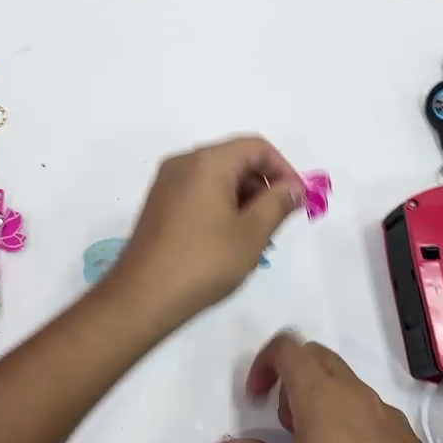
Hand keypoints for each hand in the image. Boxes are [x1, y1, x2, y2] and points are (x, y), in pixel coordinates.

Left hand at [103, 136, 302, 316]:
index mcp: (206, 161)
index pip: (256, 147)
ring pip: (216, 177)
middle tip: (278, 222)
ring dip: (243, 198)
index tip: (299, 200)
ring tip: (255, 236)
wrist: (143, 295)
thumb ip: (278, 203)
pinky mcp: (158, 203)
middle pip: (234, 159)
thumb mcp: (252, 233)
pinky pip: (198, 191)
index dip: (284, 169)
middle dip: (263, 185)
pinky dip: (220, 205)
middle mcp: (182, 163)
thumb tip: (294, 188)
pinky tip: (229, 239)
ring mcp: (166, 183)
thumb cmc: (204, 261)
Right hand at [212, 333, 442, 442]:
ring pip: (347, 384)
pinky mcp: (410, 439)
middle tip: (285, 424)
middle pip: (317, 356)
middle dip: (292, 377)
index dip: (264, 363)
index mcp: (322, 397)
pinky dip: (352, 422)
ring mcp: (389, 415)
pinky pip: (372, 412)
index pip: (288, 348)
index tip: (256, 399)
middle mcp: (356, 395)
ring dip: (322, 400)